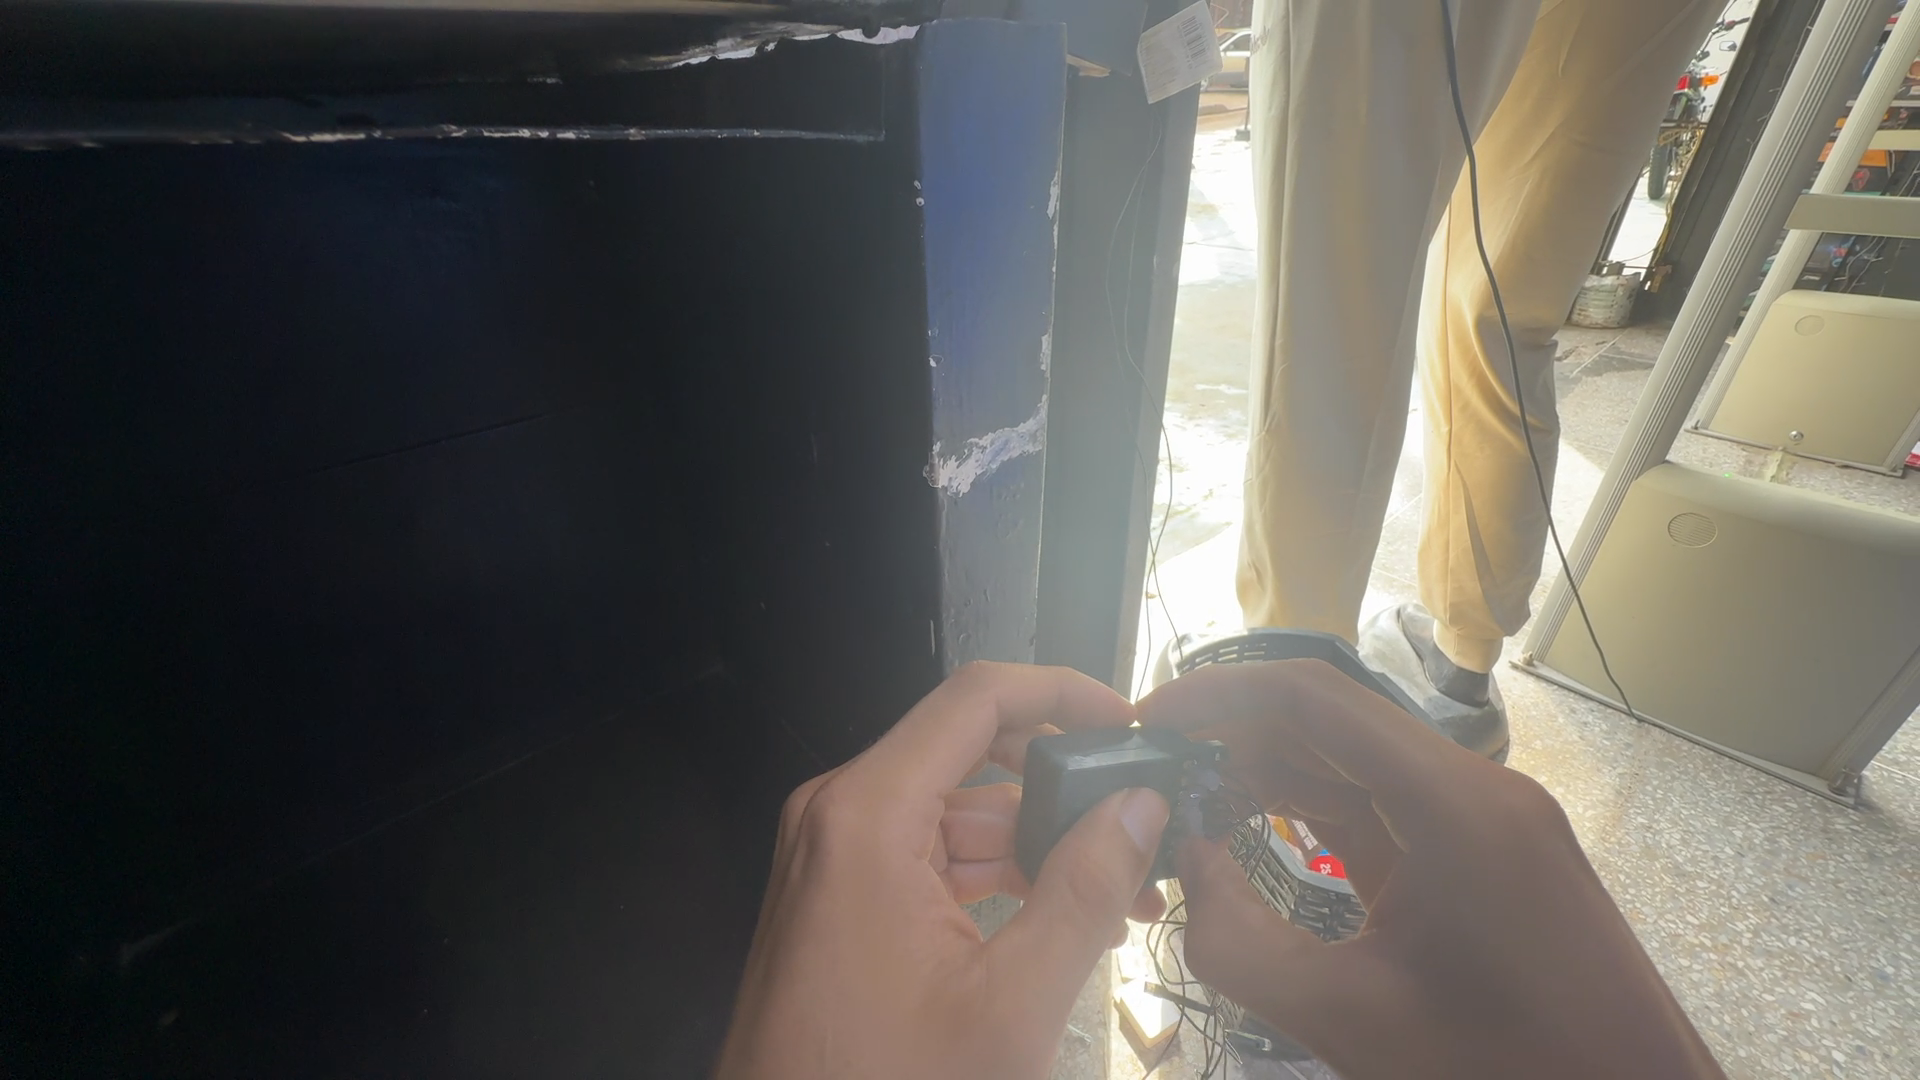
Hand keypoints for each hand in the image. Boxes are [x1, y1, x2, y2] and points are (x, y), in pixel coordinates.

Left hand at [716, 662, 1171, 1079]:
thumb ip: (1085, 892)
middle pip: (968, 749)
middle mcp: (841, 809)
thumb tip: (1140, 806)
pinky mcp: (843, 887)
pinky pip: (931, 851)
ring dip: (1034, 838)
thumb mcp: (1009, 1004)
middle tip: (1135, 811)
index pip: (975, 698)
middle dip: (1060, 779)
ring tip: (1117, 885)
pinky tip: (1056, 908)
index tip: (1124, 721)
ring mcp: (837, 849)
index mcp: (868, 811)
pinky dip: (993, 870)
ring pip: (956, 807)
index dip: (1059, 692)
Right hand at [1138, 659, 1725, 1079]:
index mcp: (1452, 803)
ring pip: (1341, 753)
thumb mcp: (1353, 1023)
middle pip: (1323, 718)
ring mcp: (1474, 813)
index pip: (1310, 696)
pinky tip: (1253, 823)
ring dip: (1262, 767)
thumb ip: (1237, 942)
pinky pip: (1368, 795)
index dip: (1217, 692)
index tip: (1151, 717)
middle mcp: (1468, 785)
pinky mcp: (1467, 845)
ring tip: (1194, 800)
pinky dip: (1302, 801)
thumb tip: (1184, 858)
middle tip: (1161, 767)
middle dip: (1231, 733)